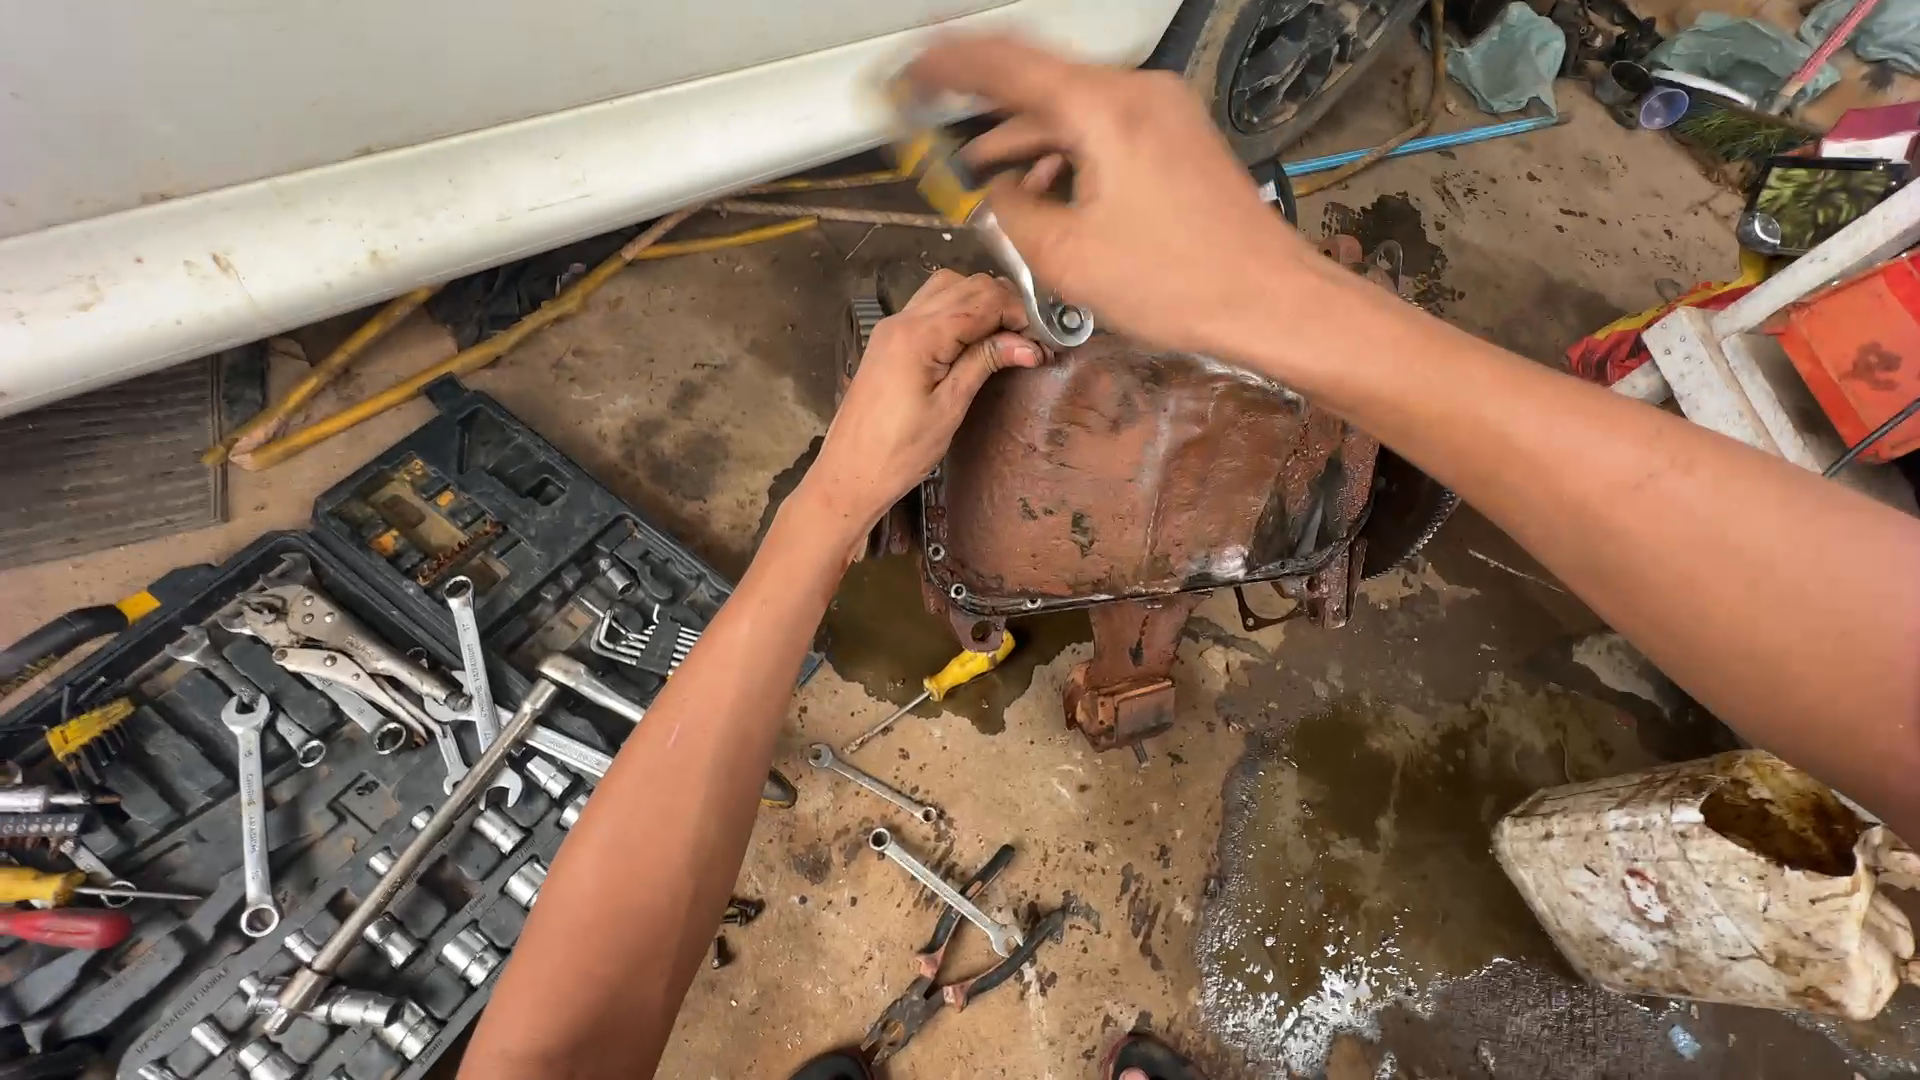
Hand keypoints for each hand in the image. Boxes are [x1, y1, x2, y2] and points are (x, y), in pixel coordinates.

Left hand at [802, 270, 1040, 534]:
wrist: (850, 472)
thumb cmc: (901, 451)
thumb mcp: (950, 408)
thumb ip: (984, 364)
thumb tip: (1029, 344)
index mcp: (920, 335)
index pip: (981, 300)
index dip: (1017, 312)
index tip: (1041, 337)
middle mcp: (903, 319)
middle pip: (964, 285)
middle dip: (1002, 302)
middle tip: (1026, 337)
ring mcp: (892, 327)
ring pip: (945, 288)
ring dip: (978, 302)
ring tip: (1002, 336)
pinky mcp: (887, 340)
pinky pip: (928, 306)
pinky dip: (956, 310)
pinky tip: (972, 338)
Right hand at [905, 34, 1330, 359]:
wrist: (1267, 301)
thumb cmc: (1180, 283)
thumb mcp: (1067, 257)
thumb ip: (1011, 214)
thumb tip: (992, 194)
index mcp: (1104, 110)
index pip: (1006, 64)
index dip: (948, 66)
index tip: (911, 71)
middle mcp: (1137, 95)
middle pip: (1040, 86)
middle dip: (986, 115)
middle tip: (943, 132)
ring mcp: (1162, 115)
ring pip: (1072, 115)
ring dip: (1026, 144)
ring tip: (986, 177)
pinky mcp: (1175, 143)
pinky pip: (1102, 135)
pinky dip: (1065, 158)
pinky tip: (1046, 191)